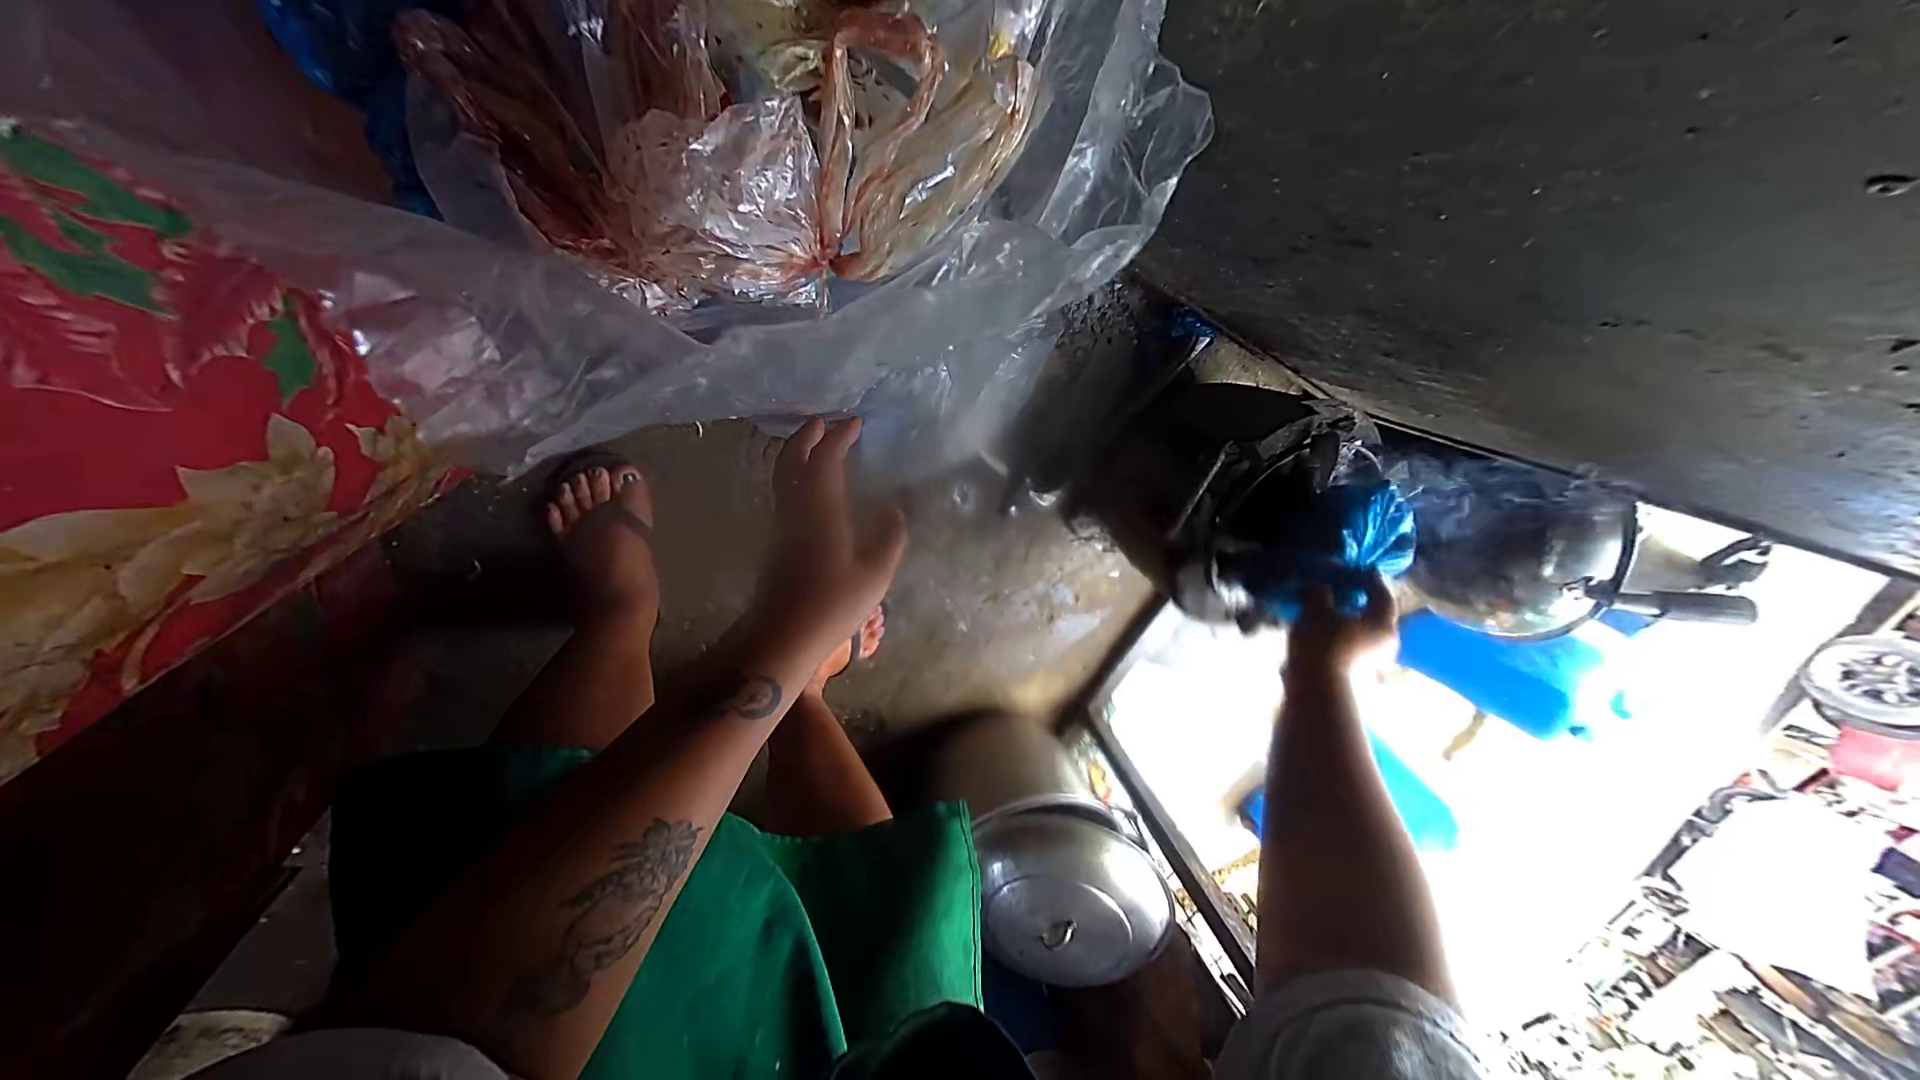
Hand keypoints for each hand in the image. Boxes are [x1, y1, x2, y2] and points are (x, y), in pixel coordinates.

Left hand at [750, 417, 907, 658]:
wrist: (785, 632)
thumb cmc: (833, 602)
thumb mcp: (876, 572)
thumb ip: (889, 537)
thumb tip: (892, 512)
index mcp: (820, 508)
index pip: (825, 458)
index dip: (838, 436)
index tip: (854, 423)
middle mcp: (795, 508)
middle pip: (791, 458)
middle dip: (807, 436)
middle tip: (823, 422)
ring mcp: (782, 524)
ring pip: (783, 475)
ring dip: (797, 454)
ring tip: (816, 446)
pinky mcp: (777, 541)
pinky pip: (784, 492)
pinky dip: (796, 476)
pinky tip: (813, 488)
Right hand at [1286, 574, 1396, 677]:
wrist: (1316, 687)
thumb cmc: (1322, 643)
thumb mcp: (1315, 610)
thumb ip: (1320, 593)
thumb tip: (1322, 587)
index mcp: (1383, 623)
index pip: (1382, 595)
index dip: (1372, 580)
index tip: (1364, 570)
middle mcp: (1386, 642)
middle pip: (1378, 616)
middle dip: (1364, 602)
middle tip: (1349, 590)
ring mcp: (1375, 660)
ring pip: (1366, 632)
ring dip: (1352, 620)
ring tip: (1334, 612)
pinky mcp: (1362, 672)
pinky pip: (1356, 645)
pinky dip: (1346, 635)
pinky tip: (1328, 632)